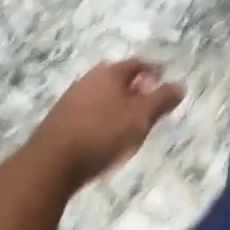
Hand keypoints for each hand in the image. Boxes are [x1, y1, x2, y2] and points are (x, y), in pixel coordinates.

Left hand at [28, 60, 184, 186]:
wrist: (49, 165)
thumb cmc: (102, 134)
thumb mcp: (141, 118)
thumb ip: (162, 100)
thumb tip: (180, 85)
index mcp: (110, 73)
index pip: (137, 64)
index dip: (152, 71)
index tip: (162, 80)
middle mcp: (89, 80)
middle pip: (116, 78)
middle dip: (132, 87)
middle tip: (145, 102)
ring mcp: (69, 100)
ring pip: (99, 95)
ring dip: (114, 103)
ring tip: (125, 122)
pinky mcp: (57, 122)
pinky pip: (86, 112)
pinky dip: (98, 118)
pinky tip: (101, 136)